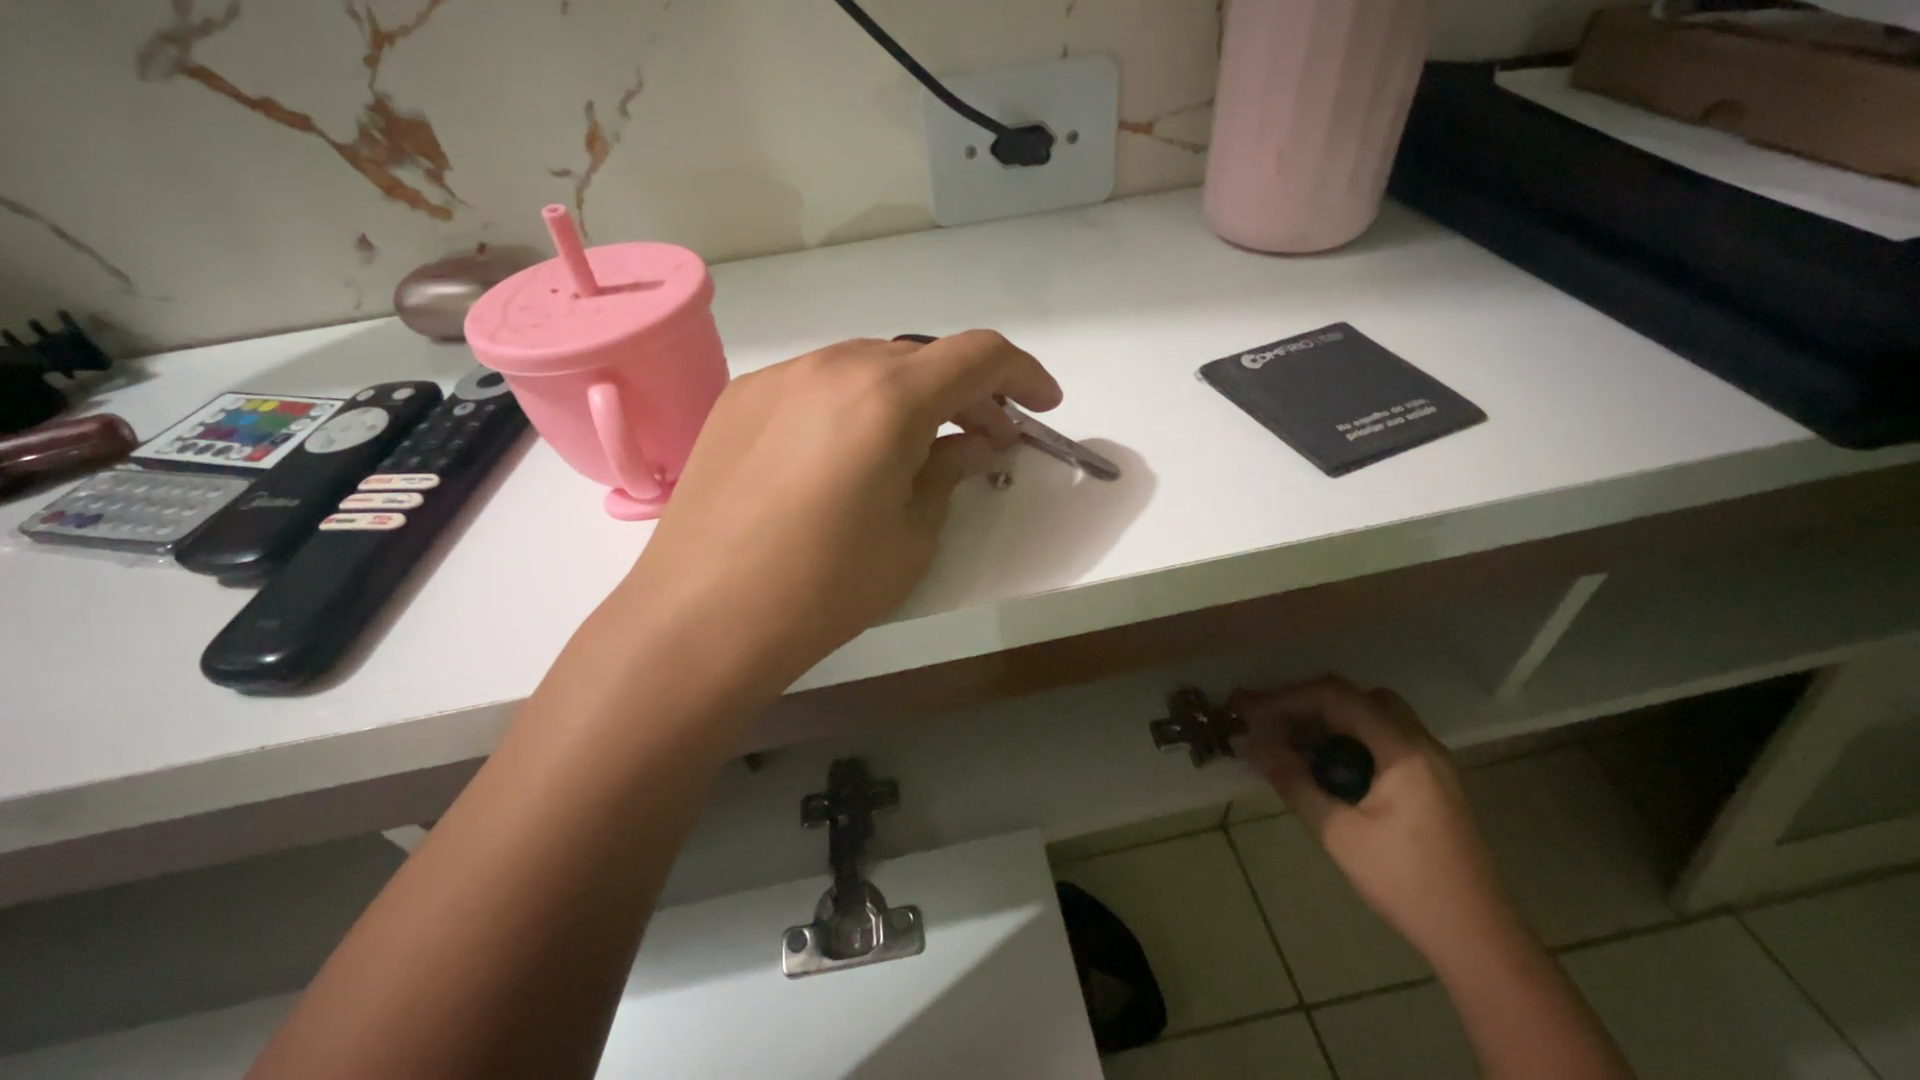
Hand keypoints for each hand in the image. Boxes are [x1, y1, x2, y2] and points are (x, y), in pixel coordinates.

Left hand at [620, 331, 1061, 696]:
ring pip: (865, 367)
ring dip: (906, 398)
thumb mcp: (911, 538)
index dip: (1023, 375)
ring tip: (912, 451)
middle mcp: (833, 366)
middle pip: (920, 359)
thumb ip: (949, 475)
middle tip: (982, 442)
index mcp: (888, 397)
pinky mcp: (740, 400)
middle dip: (965, 393)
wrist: (702, 617)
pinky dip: (851, 407)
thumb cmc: (824, 588)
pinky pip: (816, 386)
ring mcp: (779, 377)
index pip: (979, 357)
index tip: (1043, 406)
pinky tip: (843, 458)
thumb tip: (969, 445)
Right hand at [1231, 678, 1521, 964]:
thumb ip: (1293, 782)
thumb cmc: (1404, 884)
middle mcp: (1423, 745)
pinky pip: (1387, 742)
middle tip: (1269, 725)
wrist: (1476, 936)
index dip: (1288, 699)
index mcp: (1403, 751)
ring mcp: (1434, 764)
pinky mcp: (1434, 783)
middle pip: (1359, 699)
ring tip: (1289, 747)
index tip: (1250, 716)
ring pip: (1375, 718)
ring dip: (1330, 723)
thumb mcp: (1338, 833)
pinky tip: (1326, 770)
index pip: (1337, 697)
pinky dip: (1351, 742)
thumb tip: (1249, 744)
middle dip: (1308, 705)